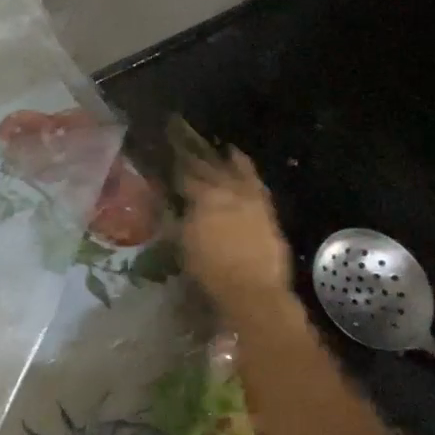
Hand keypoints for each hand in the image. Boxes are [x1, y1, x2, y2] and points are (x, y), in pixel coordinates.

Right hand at [177, 146, 294, 319]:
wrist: (252, 290)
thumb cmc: (209, 269)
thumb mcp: (181, 243)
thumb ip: (175, 218)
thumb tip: (166, 203)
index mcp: (203, 198)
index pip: (186, 176)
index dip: (176, 165)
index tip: (168, 156)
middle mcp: (229, 192)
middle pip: (211, 170)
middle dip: (199, 158)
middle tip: (189, 144)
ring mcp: (251, 201)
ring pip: (239, 173)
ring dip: (230, 162)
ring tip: (225, 150)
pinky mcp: (267, 212)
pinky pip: (258, 186)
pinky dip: (251, 175)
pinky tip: (249, 172)